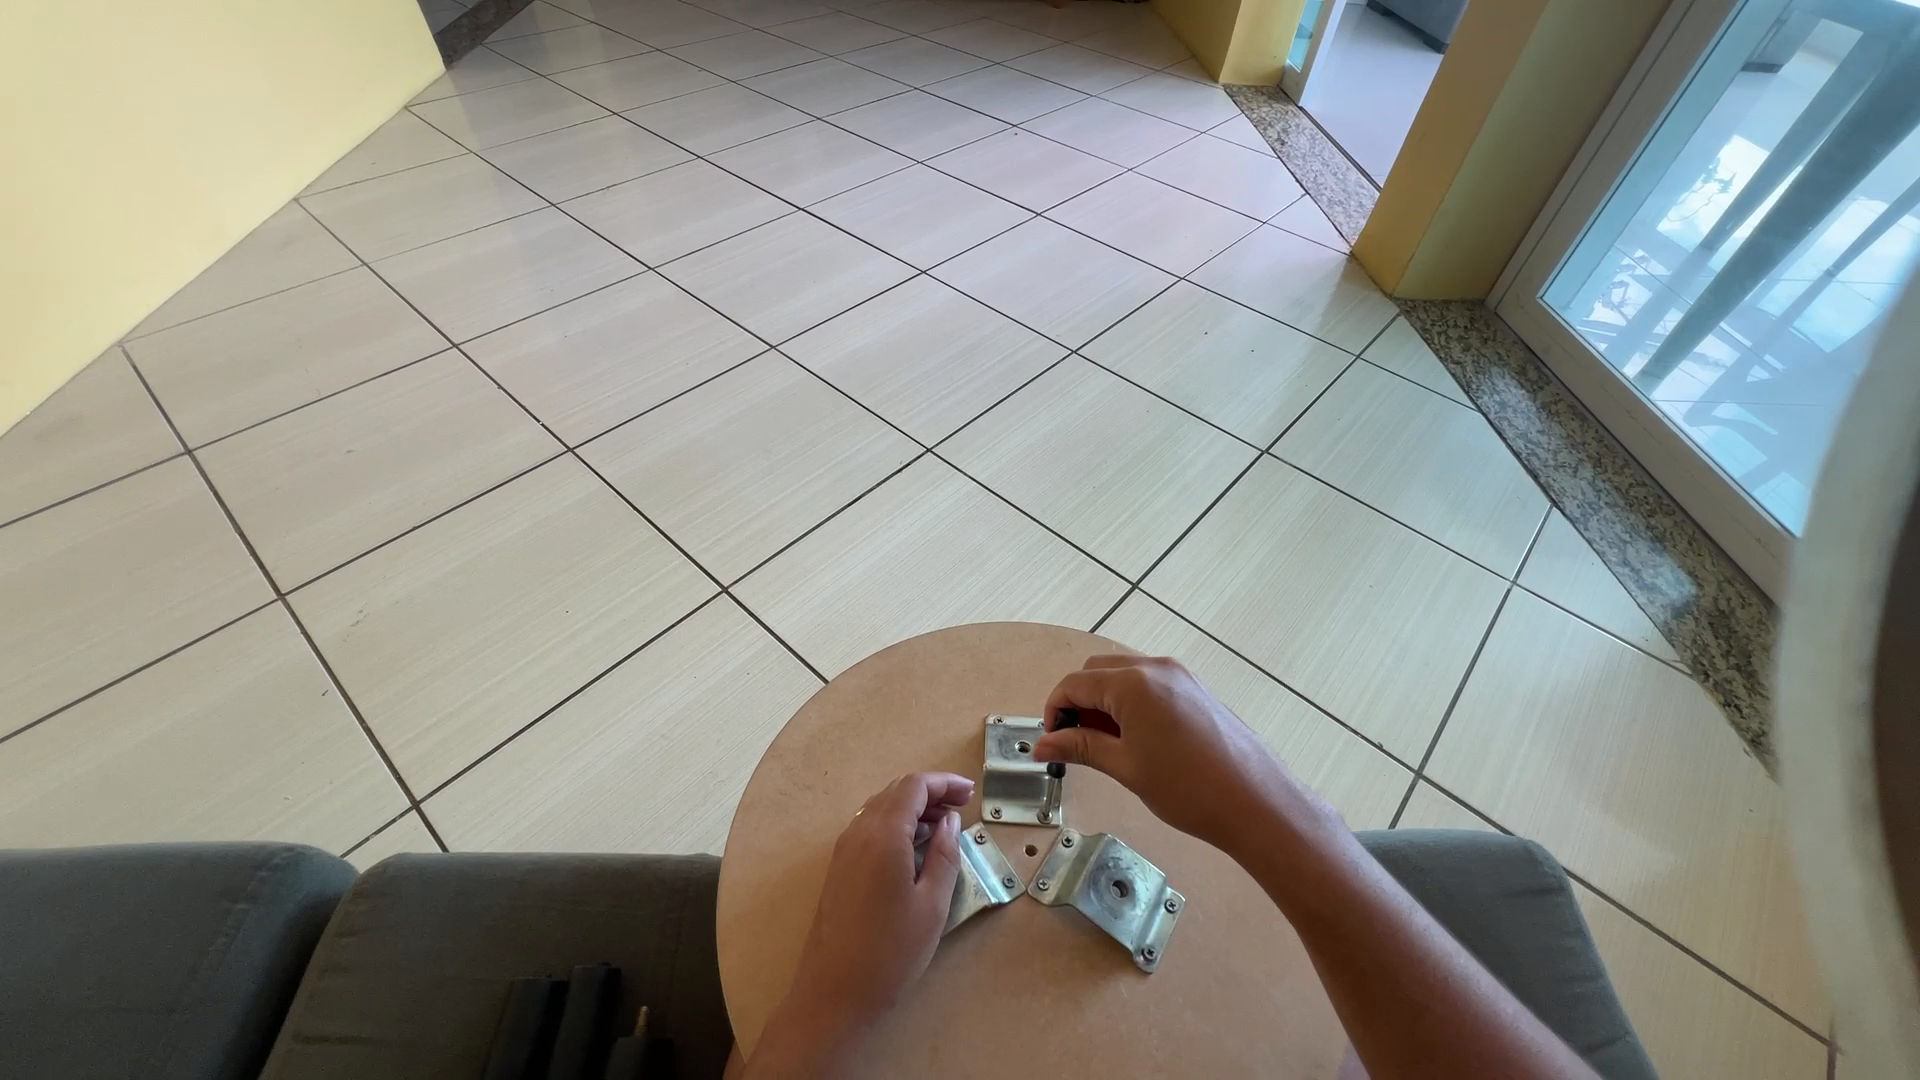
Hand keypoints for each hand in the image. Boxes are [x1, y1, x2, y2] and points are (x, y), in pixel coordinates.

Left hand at [787, 772, 972, 1022]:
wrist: (833, 995)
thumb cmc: (890, 952)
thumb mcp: (932, 905)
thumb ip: (945, 855)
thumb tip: (950, 821)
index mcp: (884, 834)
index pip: (914, 786)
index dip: (945, 782)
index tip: (971, 792)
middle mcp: (859, 831)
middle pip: (896, 791)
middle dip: (931, 792)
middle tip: (962, 806)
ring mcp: (844, 848)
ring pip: (881, 806)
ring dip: (913, 806)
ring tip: (944, 824)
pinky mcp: (839, 866)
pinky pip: (870, 826)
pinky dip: (896, 823)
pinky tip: (915, 845)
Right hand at [1034, 655, 1338, 854]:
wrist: (1257, 802)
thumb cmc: (1186, 788)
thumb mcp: (1125, 767)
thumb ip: (1079, 747)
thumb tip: (1040, 745)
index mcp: (1133, 683)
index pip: (1074, 683)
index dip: (1054, 711)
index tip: (1052, 742)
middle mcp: (1154, 667)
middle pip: (1096, 671)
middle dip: (1078, 702)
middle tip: (1076, 742)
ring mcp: (1178, 674)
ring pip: (1123, 674)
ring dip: (1104, 701)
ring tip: (1106, 744)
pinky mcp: (1195, 687)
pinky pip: (1148, 682)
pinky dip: (1130, 701)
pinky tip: (1136, 737)